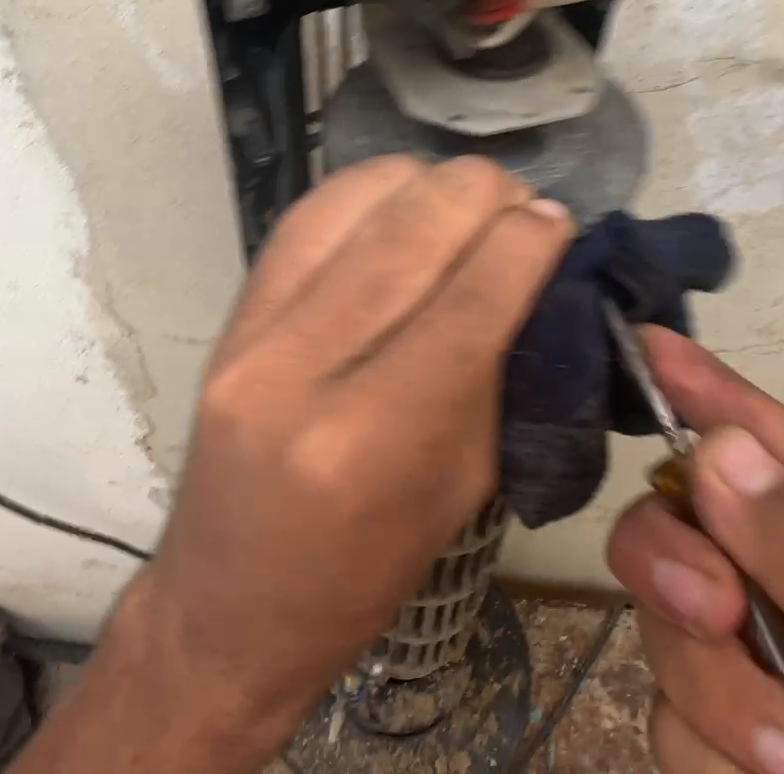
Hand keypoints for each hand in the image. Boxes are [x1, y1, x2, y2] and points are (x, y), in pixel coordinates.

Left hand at [17, 155, 570, 772]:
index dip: (524, 243)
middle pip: (405, 234)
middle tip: (520, 199)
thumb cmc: (360, 572)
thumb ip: (491, 373)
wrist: (228, 602)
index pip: (466, 302)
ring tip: (465, 194)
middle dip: (479, 194)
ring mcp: (248, 340)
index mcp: (369, 440)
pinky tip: (399, 198)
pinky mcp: (226, 322)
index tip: (557, 219)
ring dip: (422, 182)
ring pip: (348, 206)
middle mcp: (298, 374)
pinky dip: (362, 193)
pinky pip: (299, 221)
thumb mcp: (457, 487)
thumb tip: (526, 273)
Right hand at [607, 327, 783, 773]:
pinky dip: (713, 753)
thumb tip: (716, 448)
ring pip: (666, 624)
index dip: (712, 396)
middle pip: (690, 529)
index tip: (643, 345)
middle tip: (712, 614)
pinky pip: (665, 708)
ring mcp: (762, 670)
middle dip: (683, 564)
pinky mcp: (720, 734)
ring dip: (721, 696)